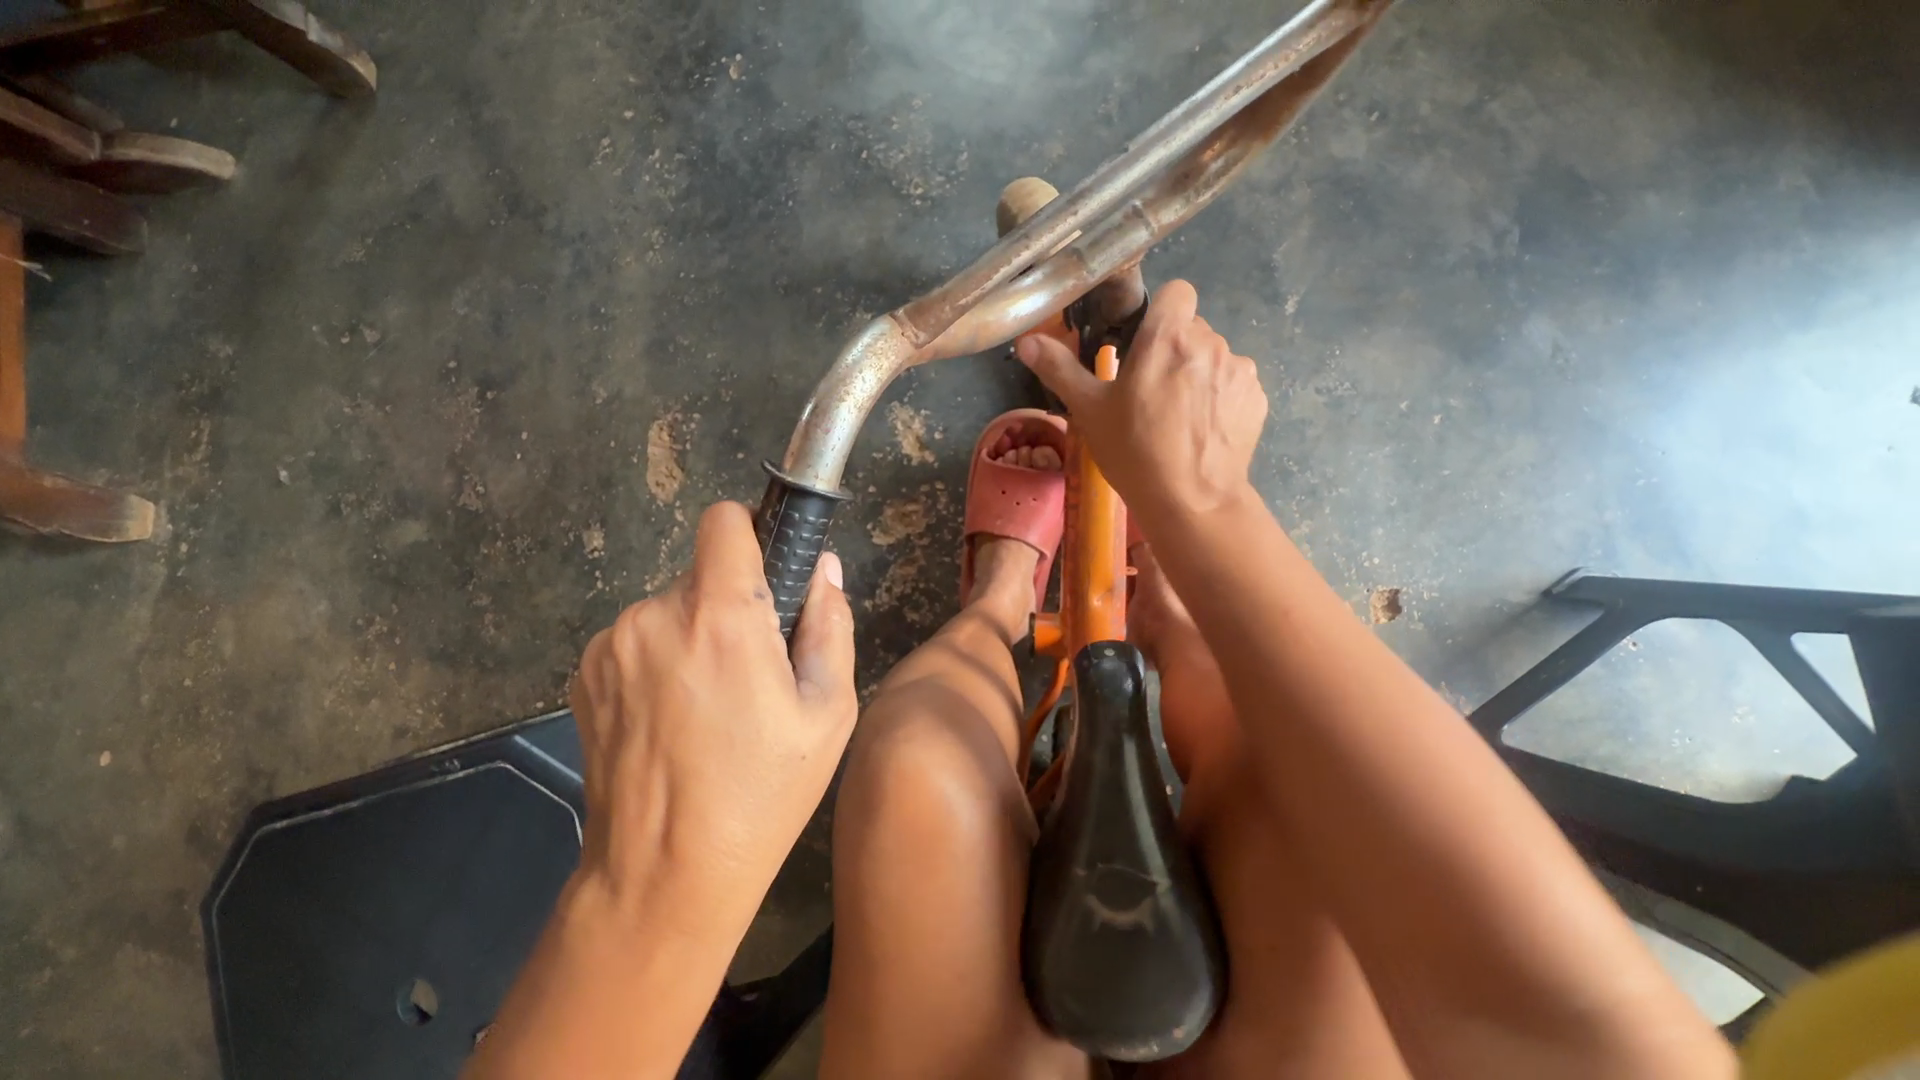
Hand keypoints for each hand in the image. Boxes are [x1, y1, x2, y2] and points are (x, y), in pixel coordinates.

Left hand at [568, 502, 856, 932]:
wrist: (663, 874)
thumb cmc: (762, 794)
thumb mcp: (828, 714)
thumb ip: (829, 624)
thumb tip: (823, 566)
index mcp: (720, 615)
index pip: (724, 520)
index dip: (751, 534)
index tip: (767, 576)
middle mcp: (653, 615)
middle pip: (701, 575)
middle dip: (729, 606)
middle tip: (751, 676)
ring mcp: (608, 646)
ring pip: (667, 612)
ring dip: (691, 638)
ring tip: (708, 710)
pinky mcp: (581, 676)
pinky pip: (634, 644)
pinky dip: (656, 665)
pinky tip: (670, 724)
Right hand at [1015, 279, 1266, 519]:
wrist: (1192, 501)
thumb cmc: (1134, 451)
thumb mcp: (1089, 410)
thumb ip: (1060, 368)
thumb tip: (1027, 341)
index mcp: (1167, 336)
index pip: (1177, 292)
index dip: (1161, 312)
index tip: (1144, 341)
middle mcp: (1209, 342)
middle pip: (1192, 328)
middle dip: (1174, 349)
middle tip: (1151, 390)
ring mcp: (1238, 370)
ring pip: (1214, 356)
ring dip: (1198, 373)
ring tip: (1178, 416)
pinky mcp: (1256, 398)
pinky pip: (1234, 384)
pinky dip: (1220, 398)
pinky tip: (1203, 430)